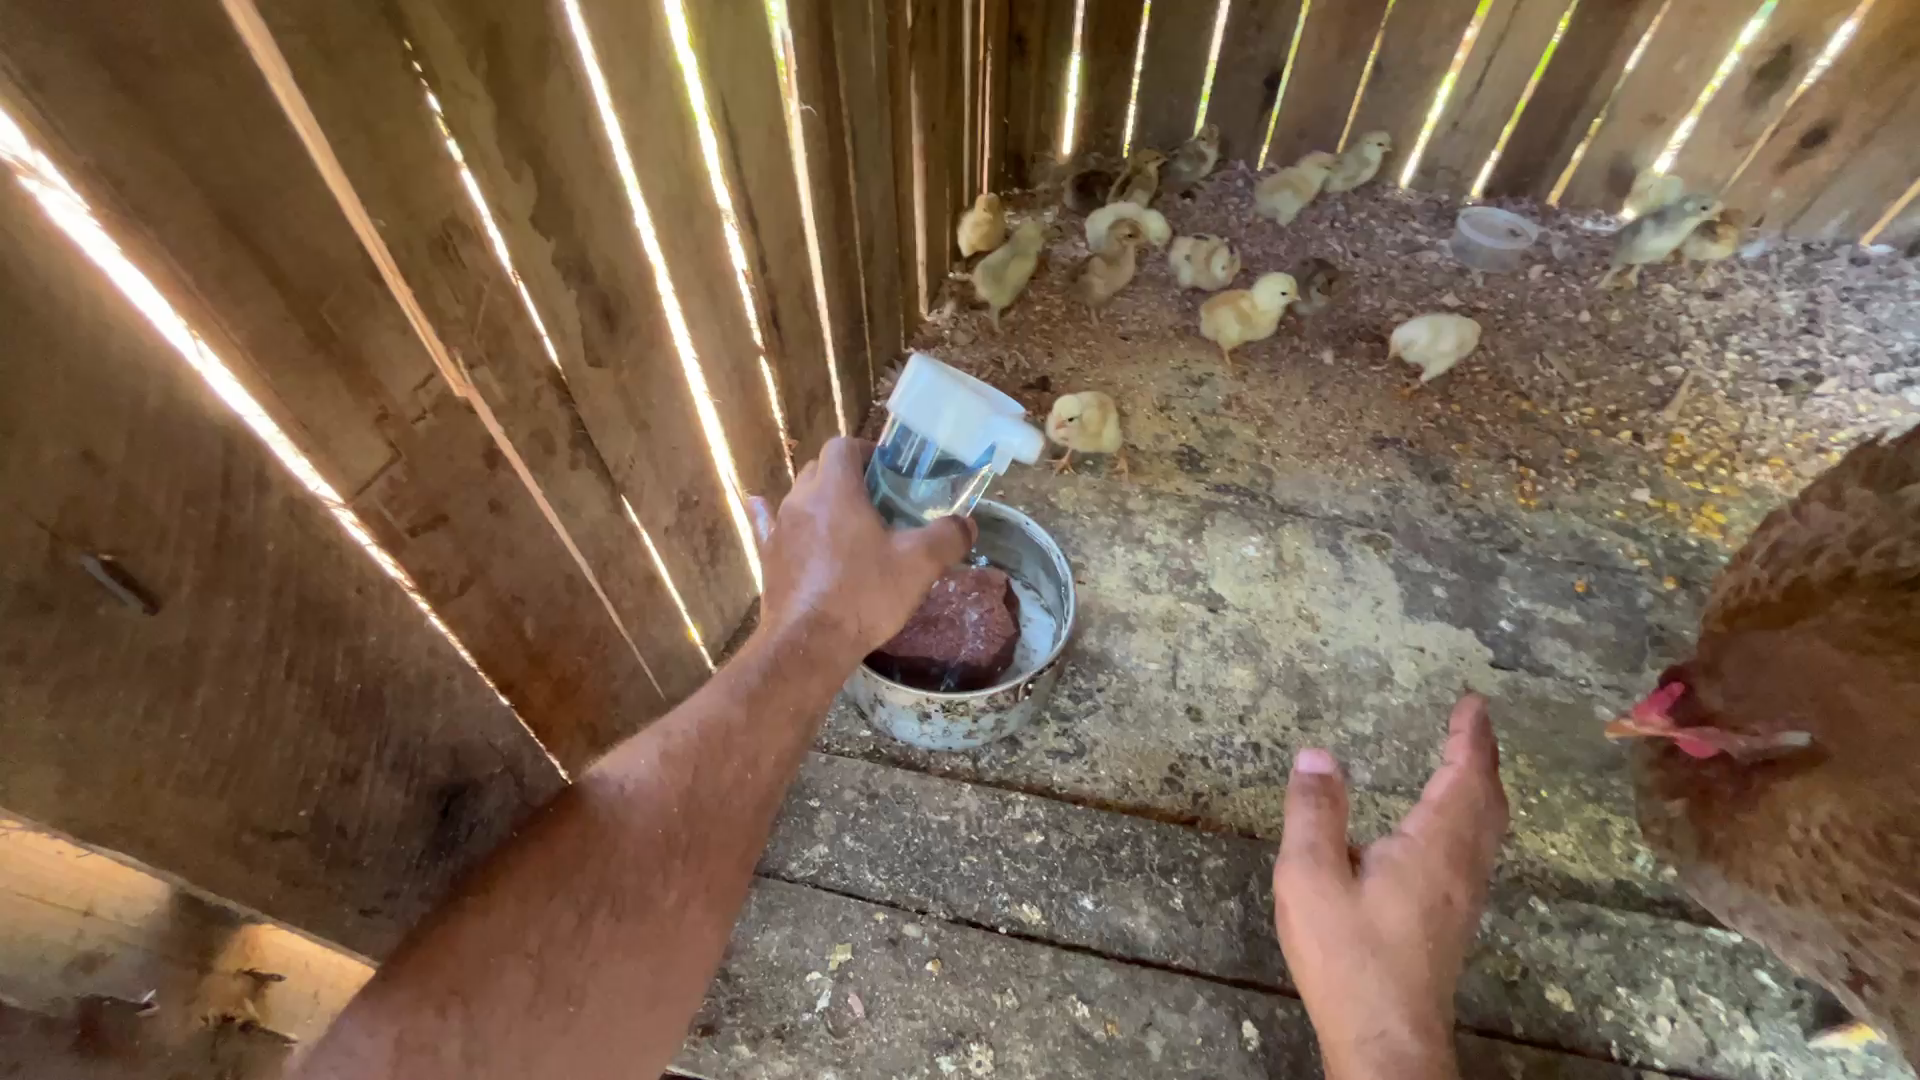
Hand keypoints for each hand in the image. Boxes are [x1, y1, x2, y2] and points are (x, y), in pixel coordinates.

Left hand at [748, 438, 974, 657]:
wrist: (809, 644)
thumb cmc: (864, 594)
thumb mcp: (920, 564)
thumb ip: (949, 536)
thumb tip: (966, 524)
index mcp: (836, 489)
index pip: (845, 446)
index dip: (868, 451)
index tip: (890, 472)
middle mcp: (801, 499)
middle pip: (822, 468)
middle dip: (849, 475)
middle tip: (879, 501)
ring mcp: (779, 528)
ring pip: (801, 497)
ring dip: (823, 499)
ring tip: (848, 520)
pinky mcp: (768, 557)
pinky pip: (768, 523)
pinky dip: (769, 512)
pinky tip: (759, 504)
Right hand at [1272, 695, 1508, 1079]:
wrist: (1385, 1037)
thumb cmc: (1346, 952)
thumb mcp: (1310, 874)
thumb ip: (1314, 811)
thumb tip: (1317, 753)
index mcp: (1432, 848)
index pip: (1464, 780)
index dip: (1470, 738)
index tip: (1474, 702)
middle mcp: (1460, 868)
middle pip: (1488, 803)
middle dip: (1481, 759)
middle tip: (1470, 724)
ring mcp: (1461, 897)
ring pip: (1486, 829)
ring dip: (1479, 787)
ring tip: (1462, 763)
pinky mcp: (1450, 919)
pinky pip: (1474, 848)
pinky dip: (1469, 816)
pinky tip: (1441, 827)